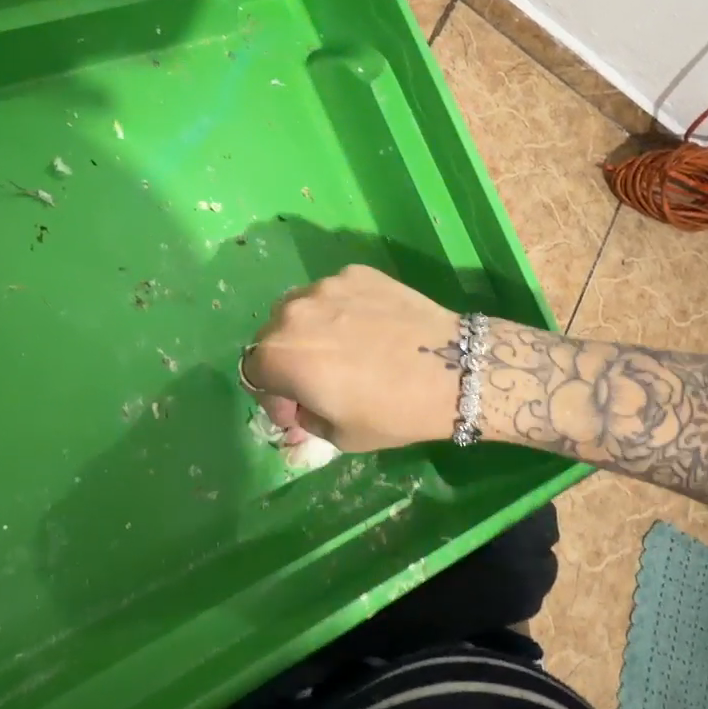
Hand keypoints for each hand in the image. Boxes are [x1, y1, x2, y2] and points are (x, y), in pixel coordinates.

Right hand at [242, 265, 463, 451]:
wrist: (453, 369)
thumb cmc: (392, 411)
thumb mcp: (339, 436)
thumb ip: (305, 419)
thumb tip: (301, 408)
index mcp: (279, 355)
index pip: (253, 372)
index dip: (274, 396)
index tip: (300, 410)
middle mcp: (293, 312)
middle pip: (272, 336)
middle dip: (288, 361)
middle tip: (320, 380)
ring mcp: (325, 286)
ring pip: (301, 309)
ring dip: (310, 331)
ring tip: (344, 350)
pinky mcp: (356, 272)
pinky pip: (333, 293)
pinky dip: (340, 311)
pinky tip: (369, 329)